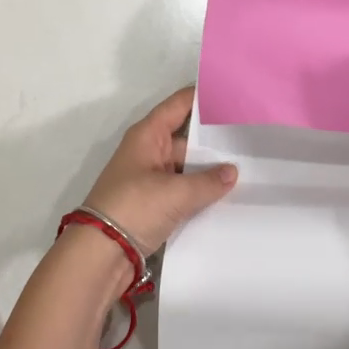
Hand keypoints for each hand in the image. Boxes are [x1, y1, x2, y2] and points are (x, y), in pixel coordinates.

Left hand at [82, 87, 237, 256]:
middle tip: (250, 135)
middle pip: (188, 137)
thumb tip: (232, 172)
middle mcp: (149, 151)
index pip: (180, 104)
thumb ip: (208, 181)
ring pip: (187, 165)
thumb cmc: (133, 208)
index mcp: (148, 135)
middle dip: (215, 139)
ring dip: (210, 169)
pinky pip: (183, 189)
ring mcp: (152, 178)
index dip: (204, 96)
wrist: (99, 256)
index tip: (233, 93)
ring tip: (248, 165)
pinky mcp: (154, 203)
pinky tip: (227, 194)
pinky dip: (201, 191)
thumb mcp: (175, 193)